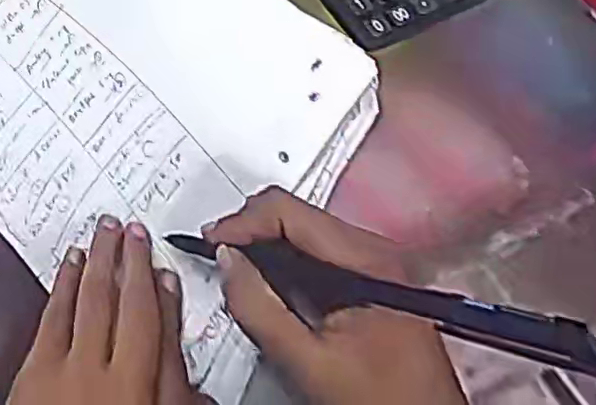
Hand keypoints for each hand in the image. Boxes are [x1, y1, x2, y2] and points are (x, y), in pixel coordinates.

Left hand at [8, 216, 203, 404]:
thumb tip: (199, 394)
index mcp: (142, 400)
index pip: (163, 338)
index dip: (168, 300)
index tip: (166, 272)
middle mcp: (111, 380)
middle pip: (128, 307)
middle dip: (133, 263)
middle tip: (135, 230)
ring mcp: (71, 369)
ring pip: (92, 298)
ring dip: (101, 259)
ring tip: (106, 231)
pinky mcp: (37, 368)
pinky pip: (55, 312)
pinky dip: (66, 281)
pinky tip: (72, 262)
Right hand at [204, 188, 466, 404]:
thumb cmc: (384, 404)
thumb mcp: (310, 363)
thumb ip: (259, 308)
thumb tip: (225, 259)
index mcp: (368, 260)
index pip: (285, 210)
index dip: (241, 222)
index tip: (212, 242)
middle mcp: (374, 251)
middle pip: (291, 214)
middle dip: (249, 232)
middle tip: (221, 257)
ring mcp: (375, 263)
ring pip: (298, 230)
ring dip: (264, 247)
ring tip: (241, 274)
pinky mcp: (370, 278)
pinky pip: (312, 251)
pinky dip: (282, 261)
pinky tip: (269, 286)